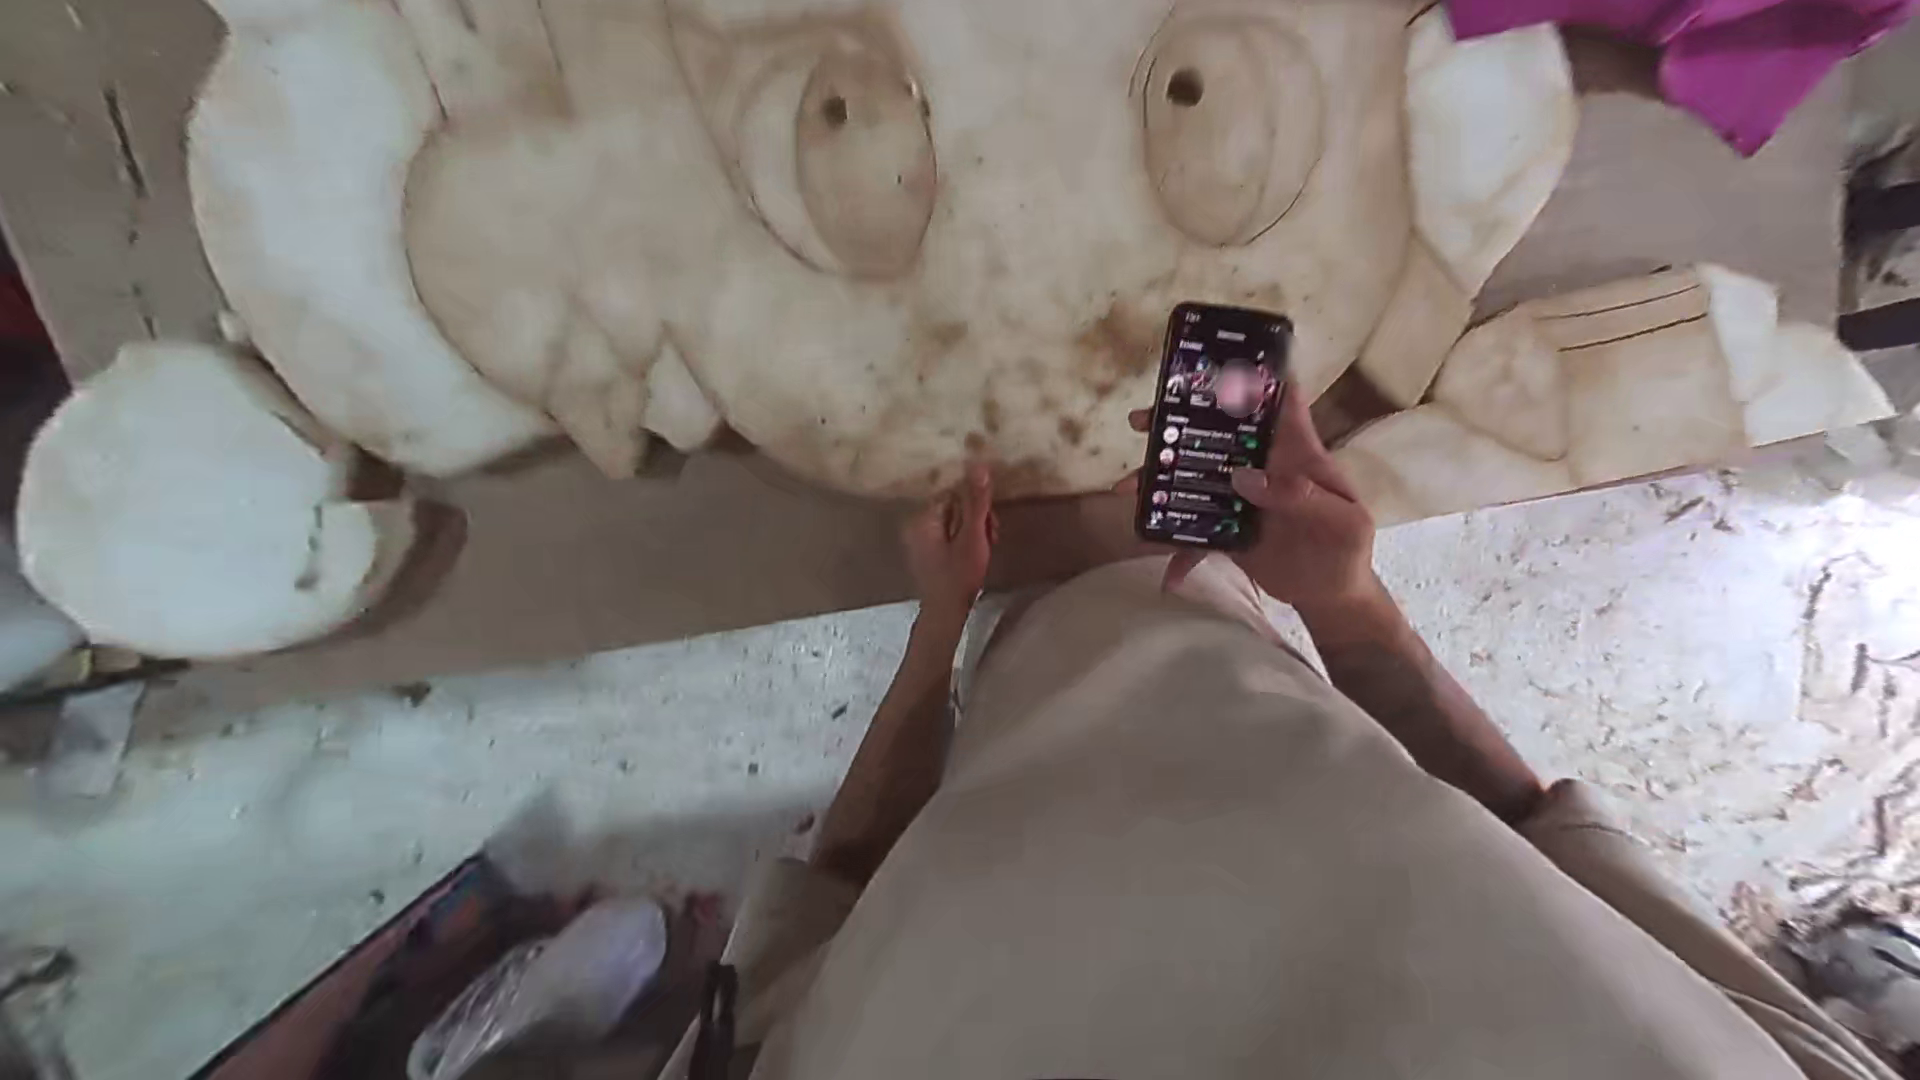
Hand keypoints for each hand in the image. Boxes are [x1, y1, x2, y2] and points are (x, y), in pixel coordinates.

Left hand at [902, 462, 996, 623]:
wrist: (946, 612)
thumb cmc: (959, 575)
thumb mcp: (973, 536)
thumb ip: (977, 502)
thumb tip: (979, 464)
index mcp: (923, 518)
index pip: (955, 494)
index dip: (977, 508)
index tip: (990, 527)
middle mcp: (916, 525)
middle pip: (955, 507)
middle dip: (976, 521)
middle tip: (990, 540)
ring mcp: (919, 540)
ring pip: (955, 522)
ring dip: (973, 532)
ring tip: (984, 550)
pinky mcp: (926, 553)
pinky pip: (949, 536)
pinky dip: (964, 543)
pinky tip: (973, 557)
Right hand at [1127, 380, 1385, 622]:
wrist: (1329, 594)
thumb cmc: (1346, 551)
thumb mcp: (1341, 523)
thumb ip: (1301, 495)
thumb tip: (1244, 478)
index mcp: (1294, 456)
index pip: (1277, 405)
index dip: (1251, 380)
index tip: (1212, 370)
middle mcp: (1260, 469)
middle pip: (1216, 436)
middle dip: (1177, 425)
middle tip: (1142, 422)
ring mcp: (1238, 499)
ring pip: (1192, 479)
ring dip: (1158, 482)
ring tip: (1127, 489)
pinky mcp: (1223, 529)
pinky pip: (1191, 532)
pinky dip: (1174, 546)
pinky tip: (1159, 561)